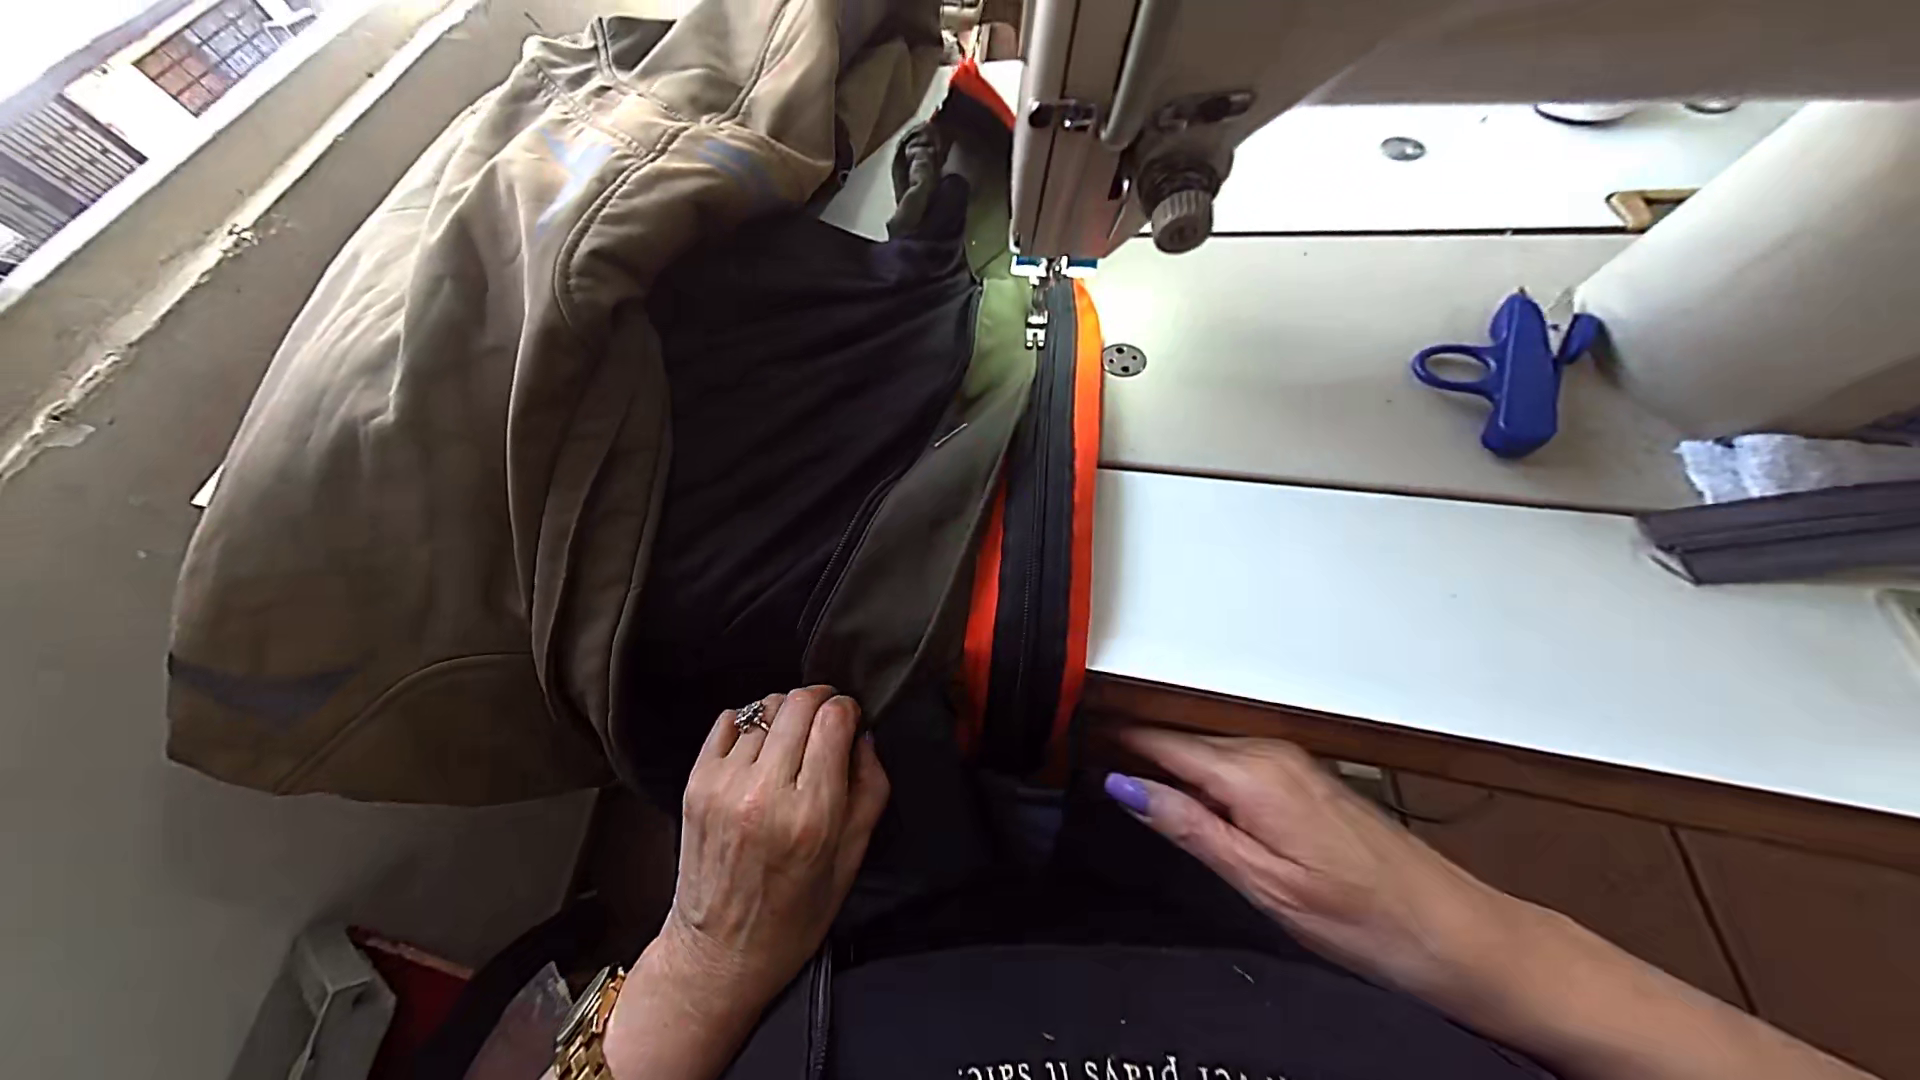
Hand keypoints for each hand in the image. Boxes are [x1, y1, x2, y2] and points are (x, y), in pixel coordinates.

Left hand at [605, 687, 888, 1079]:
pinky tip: (760, 749)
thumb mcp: (852, 857)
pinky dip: (751, 724)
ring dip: (786, 715)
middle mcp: (764, 793)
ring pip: (765, 708)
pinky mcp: (696, 784)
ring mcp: (723, 785)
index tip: (851, 719)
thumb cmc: (793, 913)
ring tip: (792, 743)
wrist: (718, 954)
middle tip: (827, 719)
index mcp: (811, 815)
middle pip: (798, 702)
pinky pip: (729, 721)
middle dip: (821, 700)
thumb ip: (870, 786)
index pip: (833, 719)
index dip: (848, 708)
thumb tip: (864, 736)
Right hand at [1107, 729, 1877, 1079]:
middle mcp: (1265, 751)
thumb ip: (1187, 825)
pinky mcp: (1299, 775)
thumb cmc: (1360, 920)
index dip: (1111, 736)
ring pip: (1202, 750)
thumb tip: (1122, 785)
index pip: (1158, 740)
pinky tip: (1180, 792)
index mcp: (1250, 774)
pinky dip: (1195, 772)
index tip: (1068, 734)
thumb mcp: (1260, 881)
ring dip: (1162, 760)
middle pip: (1178, 740)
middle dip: (1131, 746)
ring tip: (1117, 775)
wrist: (1461, 932)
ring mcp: (1286, 759)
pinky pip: (1228, 761)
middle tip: (1079, 757)